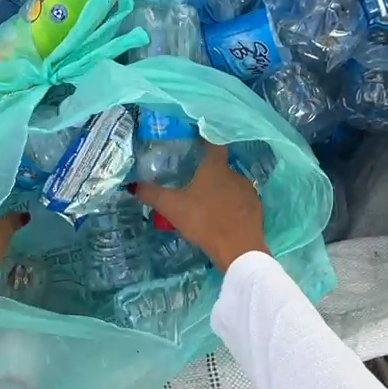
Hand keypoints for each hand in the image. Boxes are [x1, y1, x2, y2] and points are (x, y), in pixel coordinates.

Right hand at [133, 142, 267, 270]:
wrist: (239, 250)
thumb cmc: (204, 221)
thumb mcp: (172, 208)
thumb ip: (151, 194)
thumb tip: (131, 185)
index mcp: (215, 168)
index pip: (213, 143)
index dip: (205, 139)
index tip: (195, 140)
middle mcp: (234, 174)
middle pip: (219, 167)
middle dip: (207, 172)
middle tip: (192, 182)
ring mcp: (248, 192)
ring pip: (230, 185)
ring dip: (220, 191)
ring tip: (205, 204)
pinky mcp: (256, 209)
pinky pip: (240, 202)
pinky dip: (231, 206)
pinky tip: (221, 218)